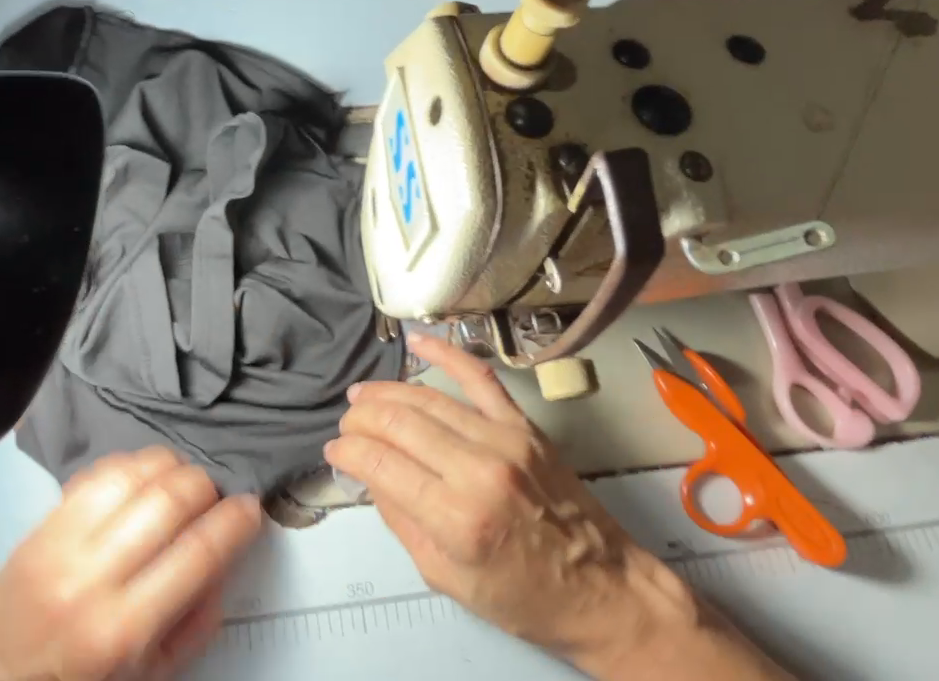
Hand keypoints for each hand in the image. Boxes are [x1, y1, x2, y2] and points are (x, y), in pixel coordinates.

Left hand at [0, 447, 263, 680]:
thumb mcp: (148, 677)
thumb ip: (194, 622)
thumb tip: (224, 560)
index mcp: (123, 629)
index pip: (198, 552)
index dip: (235, 521)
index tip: (251, 508)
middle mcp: (91, 579)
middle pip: (168, 501)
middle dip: (207, 487)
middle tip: (217, 496)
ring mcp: (60, 544)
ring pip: (133, 474)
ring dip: (171, 467)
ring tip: (184, 480)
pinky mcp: (41, 523)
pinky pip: (97, 473)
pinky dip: (132, 465)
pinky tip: (145, 477)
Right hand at [327, 335, 788, 680]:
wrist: (604, 587)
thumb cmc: (525, 597)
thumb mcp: (447, 578)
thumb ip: (402, 522)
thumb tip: (369, 475)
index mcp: (456, 519)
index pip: (379, 464)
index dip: (347, 452)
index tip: (334, 451)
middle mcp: (478, 469)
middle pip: (399, 422)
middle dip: (361, 419)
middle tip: (346, 424)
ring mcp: (504, 439)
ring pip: (428, 397)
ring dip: (387, 391)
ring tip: (361, 396)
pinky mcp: (524, 425)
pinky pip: (478, 377)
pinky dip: (446, 352)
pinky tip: (417, 340)